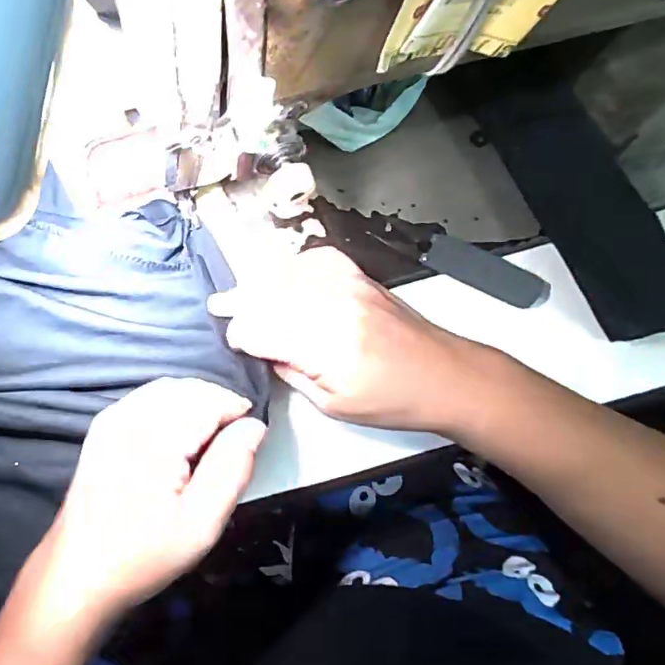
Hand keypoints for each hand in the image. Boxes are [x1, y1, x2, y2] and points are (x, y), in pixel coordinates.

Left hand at [28, 378, 266, 630]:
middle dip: (217, 406)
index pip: (210, 398)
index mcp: (155, 436)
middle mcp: (129, 415)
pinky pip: (146, 398)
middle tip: (230, 446)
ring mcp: (111, 418)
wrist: (78, 572)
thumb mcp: (201, 523)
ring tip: (208, 443)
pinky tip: (177, 439)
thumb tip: (255, 426)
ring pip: (168, 388)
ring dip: (196, 404)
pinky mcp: (101, 427)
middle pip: (189, 388)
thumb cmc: (142, 554)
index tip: (247, 444)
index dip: (237, 413)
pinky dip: (171, 406)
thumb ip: (232, 468)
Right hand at [206, 246, 498, 432]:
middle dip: (239, 303)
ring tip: (239, 292)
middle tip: (219, 307)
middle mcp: (336, 306)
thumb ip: (291, 373)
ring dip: (258, 282)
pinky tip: (281, 277)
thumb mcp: (333, 404)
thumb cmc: (398, 397)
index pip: (261, 328)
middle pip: (268, 294)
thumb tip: (264, 352)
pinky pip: (313, 260)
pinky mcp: (358, 276)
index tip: (235, 342)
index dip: (240, 335)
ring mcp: (348, 284)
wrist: (446, 375)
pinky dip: (291, 266)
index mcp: (328, 345)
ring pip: (286, 272)